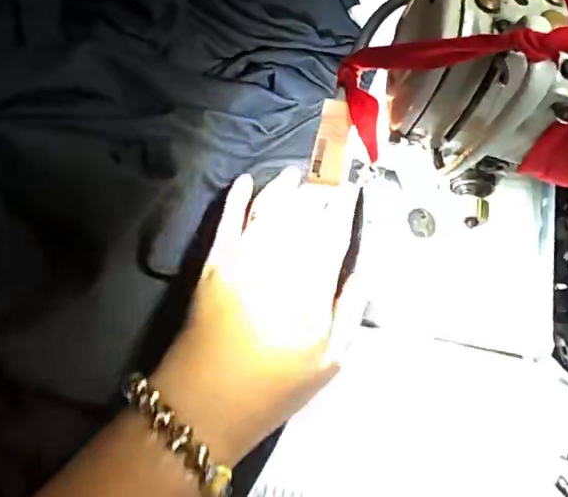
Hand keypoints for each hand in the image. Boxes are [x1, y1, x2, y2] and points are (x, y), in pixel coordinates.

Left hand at [150, 169, 364, 449]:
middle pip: (307, 206)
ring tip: (299, 170)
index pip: (336, 224)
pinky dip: (238, 197)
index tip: (356, 176)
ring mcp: (245, 254)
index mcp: (314, 277)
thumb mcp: (331, 358)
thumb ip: (352, 307)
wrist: (202, 407)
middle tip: (335, 160)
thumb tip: (366, 265)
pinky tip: (245, 181)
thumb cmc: (275, 384)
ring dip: (286, 182)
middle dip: (323, 181)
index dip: (347, 197)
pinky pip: (229, 220)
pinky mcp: (214, 262)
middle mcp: (282, 254)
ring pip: (270, 205)